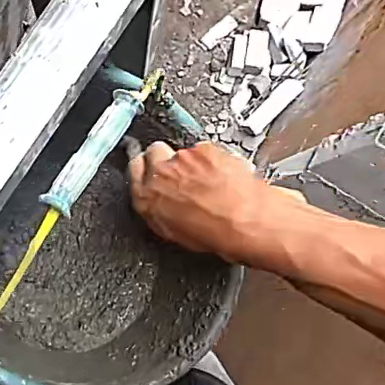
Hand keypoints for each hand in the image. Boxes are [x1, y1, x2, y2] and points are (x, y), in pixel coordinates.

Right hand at [127, 141, 317, 267]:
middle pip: (153, 153)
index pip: (134, 171)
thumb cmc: (220, 235)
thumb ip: (162, 212)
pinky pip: (205, 149)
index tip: (152, 172)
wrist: (251, 224)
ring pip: (182, 152)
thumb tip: (165, 205)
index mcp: (146, 200)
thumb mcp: (178, 233)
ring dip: (194, 163)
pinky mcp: (206, 149)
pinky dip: (214, 159)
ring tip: (212, 182)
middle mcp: (159, 175)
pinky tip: (224, 176)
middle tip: (182, 176)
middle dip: (165, 160)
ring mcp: (182, 159)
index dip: (145, 170)